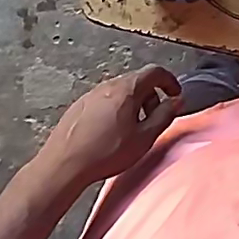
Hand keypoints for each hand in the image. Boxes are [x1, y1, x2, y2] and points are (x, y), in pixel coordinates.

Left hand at [35, 65, 182, 185]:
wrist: (63, 166)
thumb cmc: (104, 153)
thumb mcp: (145, 138)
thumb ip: (165, 115)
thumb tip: (176, 102)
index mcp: (127, 89)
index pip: (155, 72)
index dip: (170, 81)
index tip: (174, 93)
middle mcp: (108, 85)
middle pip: (138, 81)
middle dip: (151, 96)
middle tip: (154, 117)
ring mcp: (91, 95)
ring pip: (120, 91)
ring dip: (132, 104)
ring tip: (131, 129)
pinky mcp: (79, 106)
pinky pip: (104, 100)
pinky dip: (114, 109)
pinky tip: (110, 133)